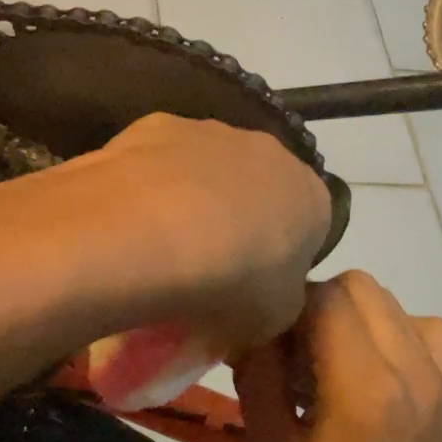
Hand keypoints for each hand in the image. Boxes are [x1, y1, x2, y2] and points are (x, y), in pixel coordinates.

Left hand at [80, 113, 330, 347]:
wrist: (152, 235)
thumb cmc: (231, 283)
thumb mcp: (274, 318)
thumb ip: (279, 298)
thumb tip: (262, 292)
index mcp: (311, 196)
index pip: (308, 223)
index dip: (280, 254)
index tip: (251, 283)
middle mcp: (268, 151)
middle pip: (258, 184)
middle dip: (237, 216)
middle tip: (207, 262)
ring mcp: (211, 131)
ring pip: (206, 165)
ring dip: (192, 195)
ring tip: (160, 243)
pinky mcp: (158, 123)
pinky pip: (158, 158)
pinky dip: (148, 181)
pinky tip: (129, 216)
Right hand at [235, 272, 441, 441]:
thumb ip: (259, 377)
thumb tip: (247, 326)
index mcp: (366, 388)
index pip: (323, 297)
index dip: (284, 305)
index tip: (260, 336)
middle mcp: (412, 371)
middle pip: (360, 288)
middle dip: (315, 304)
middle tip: (287, 350)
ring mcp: (440, 383)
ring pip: (393, 304)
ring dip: (353, 315)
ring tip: (325, 360)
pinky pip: (426, 333)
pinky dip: (395, 333)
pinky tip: (369, 371)